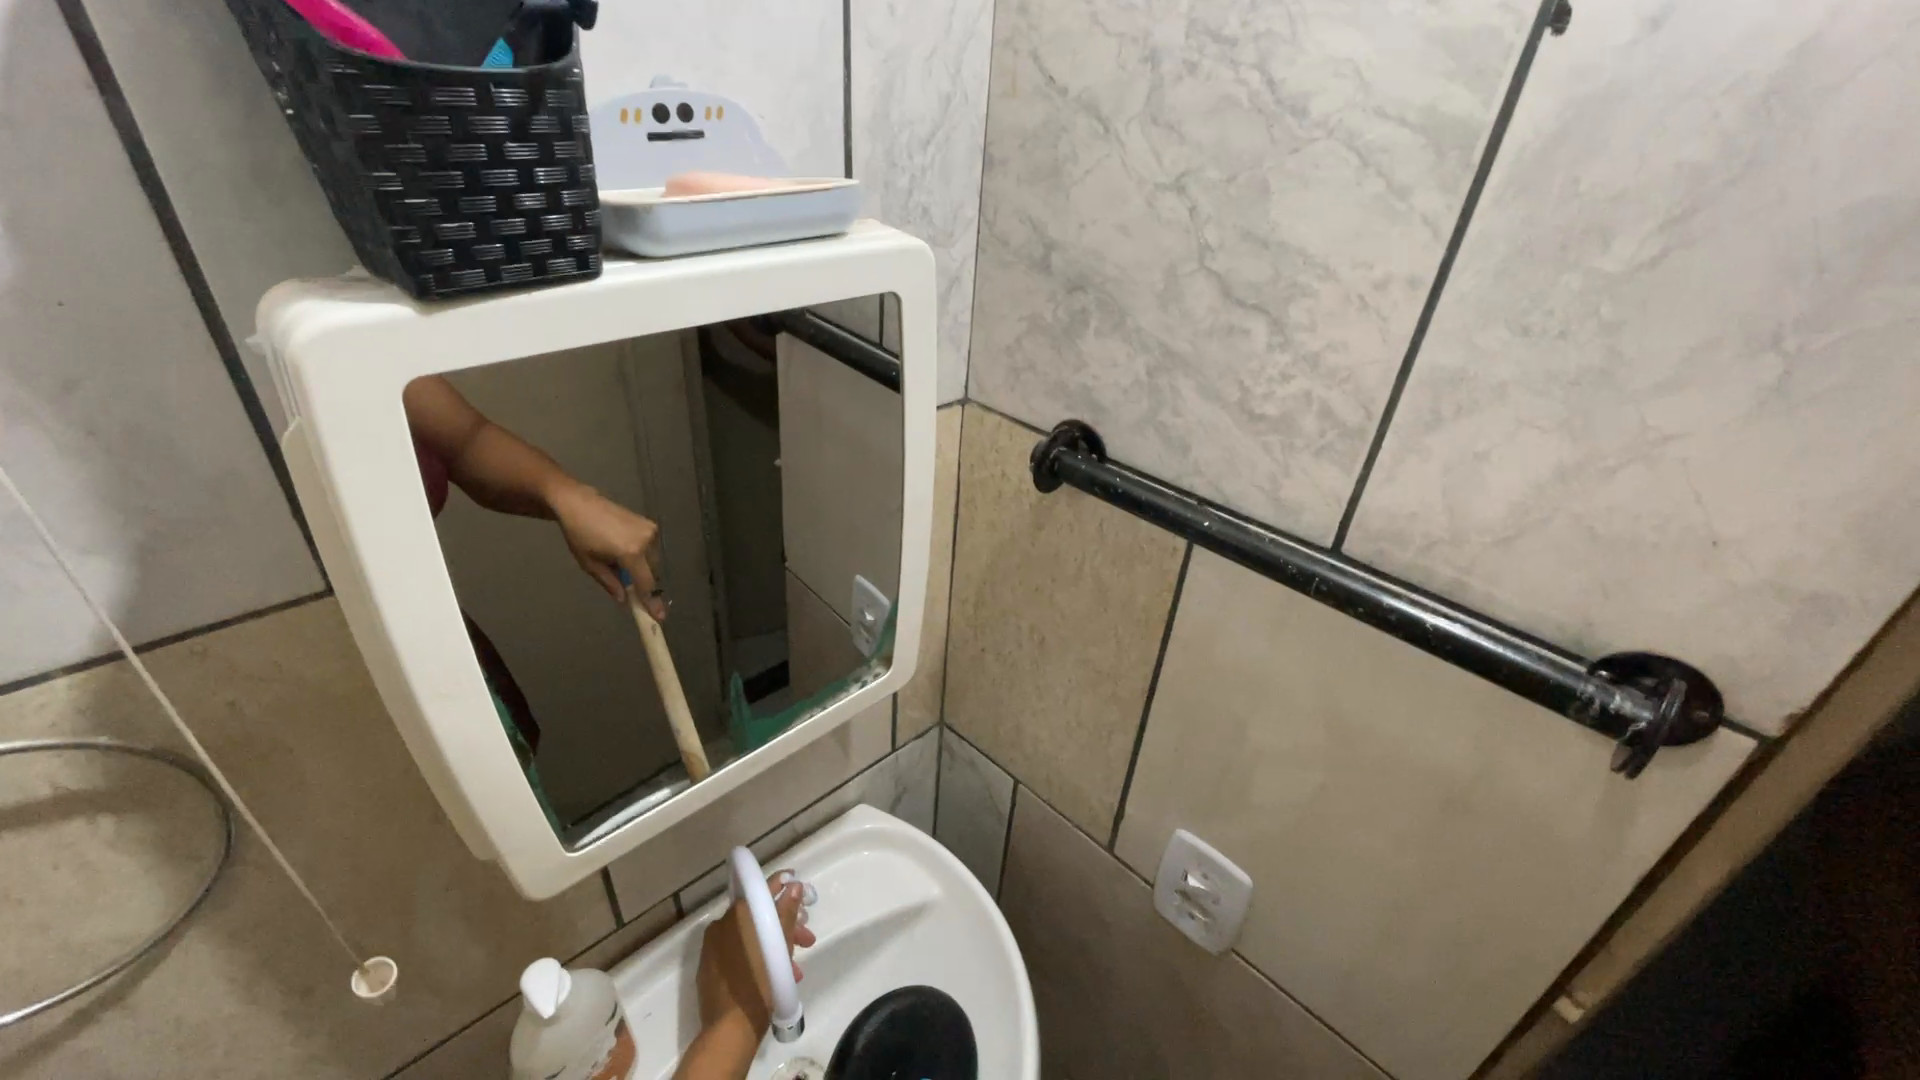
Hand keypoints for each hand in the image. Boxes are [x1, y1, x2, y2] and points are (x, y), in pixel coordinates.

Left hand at [546, 482, 667, 618]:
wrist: (579, 503)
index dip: (651, 602)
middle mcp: (646, 542)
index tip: (659, 617)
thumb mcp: (590, 564)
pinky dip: (643, 555)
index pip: (646, 583)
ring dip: (643, 567)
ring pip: (653, 560)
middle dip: (644, 582)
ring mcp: (651, 531)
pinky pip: (652, 548)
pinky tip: (625, 550)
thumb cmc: (579, 535)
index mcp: (630, 553)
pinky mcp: (650, 524)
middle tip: (632, 590)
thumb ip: (610, 584)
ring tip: (621, 563)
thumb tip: (625, 600)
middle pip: (652, 572)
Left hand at [697, 875, 815, 1035]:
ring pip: (750, 937)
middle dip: (785, 925)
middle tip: (806, 939)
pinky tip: (775, 976)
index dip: (783, 886)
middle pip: (758, 916)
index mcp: (738, 915)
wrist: (730, 1029)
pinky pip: (738, 953)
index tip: (798, 887)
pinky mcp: (709, 968)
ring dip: (774, 945)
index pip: (762, 889)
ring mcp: (713, 947)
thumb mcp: (781, 946)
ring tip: (795, 968)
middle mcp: (722, 925)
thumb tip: (793, 886)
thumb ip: (787, 913)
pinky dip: (756, 957)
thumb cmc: (761, 982)